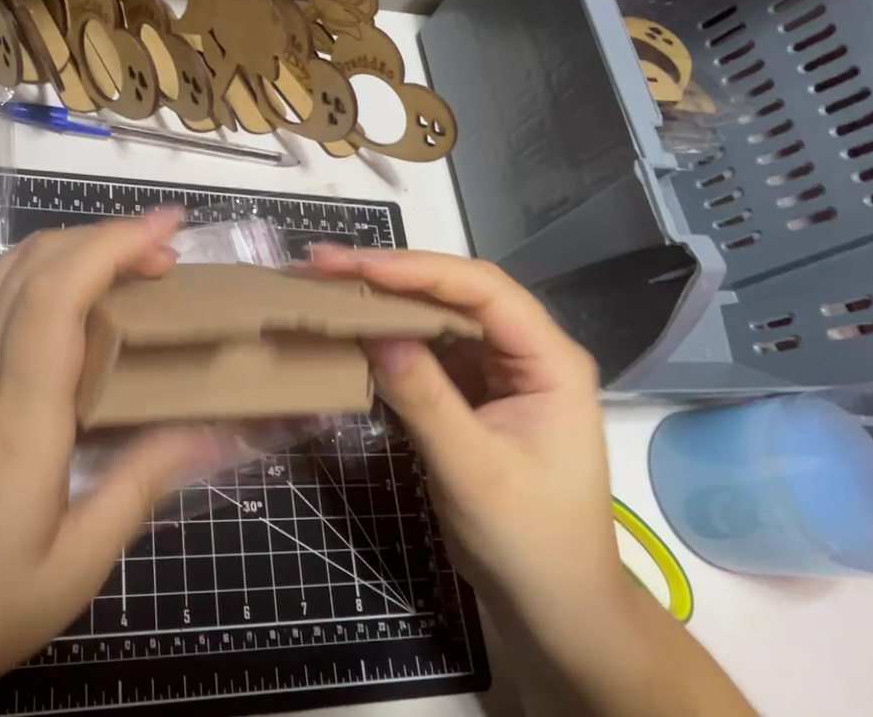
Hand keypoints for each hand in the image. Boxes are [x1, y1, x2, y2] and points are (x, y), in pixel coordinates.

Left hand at [0, 210, 217, 716]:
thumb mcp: (71, 570)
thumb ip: (138, 487)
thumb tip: (208, 431)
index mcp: (16, 421)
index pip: (56, 296)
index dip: (111, 245)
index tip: (167, 230)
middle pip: (28, 269)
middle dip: (99, 238)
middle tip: (164, 253)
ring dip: (63, 250)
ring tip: (123, 264)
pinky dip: (29, 277)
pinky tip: (59, 300)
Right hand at [303, 246, 621, 617]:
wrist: (551, 607)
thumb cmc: (528, 541)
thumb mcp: (473, 470)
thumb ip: (424, 398)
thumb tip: (374, 330)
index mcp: (550, 361)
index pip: (483, 291)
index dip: (416, 270)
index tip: (353, 267)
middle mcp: (525, 353)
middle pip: (455, 293)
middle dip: (390, 276)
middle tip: (322, 266)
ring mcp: (496, 373)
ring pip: (436, 317)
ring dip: (383, 302)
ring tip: (326, 288)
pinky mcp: (469, 394)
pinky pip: (425, 351)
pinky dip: (386, 339)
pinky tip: (350, 332)